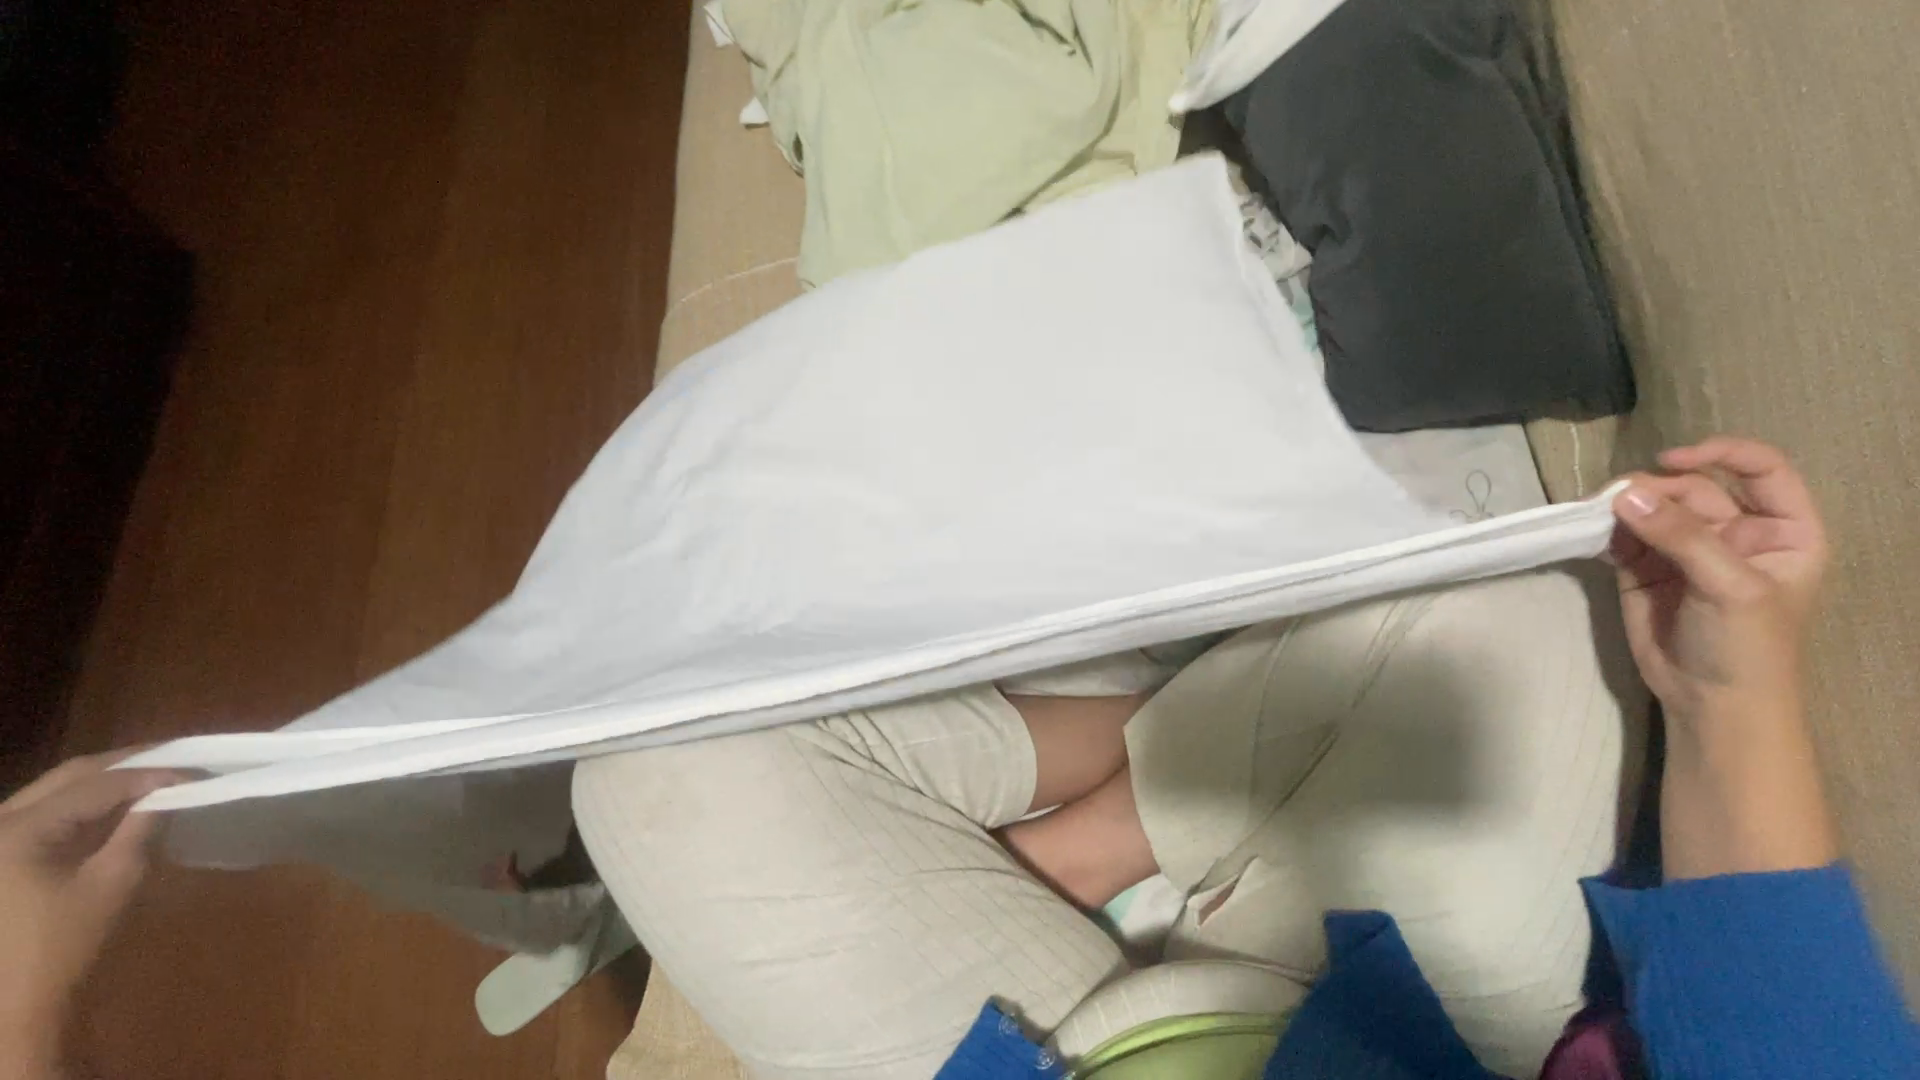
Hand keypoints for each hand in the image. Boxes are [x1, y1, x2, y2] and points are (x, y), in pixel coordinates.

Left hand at [0, 754, 181, 1071]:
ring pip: (56, 788)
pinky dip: (88, 800)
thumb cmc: (60, 943)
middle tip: (183, 757)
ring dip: (109, 777)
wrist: (7, 1000)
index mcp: (18, 831)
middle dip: (129, 761)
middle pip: (71, 774)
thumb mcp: (113, 881)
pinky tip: (123, 801)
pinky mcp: (0, 852)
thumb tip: (174, 790)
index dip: (153, 773)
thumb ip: (141, 828)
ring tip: (159, 773)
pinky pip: (46, 810)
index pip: (99, 784)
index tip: (200, 773)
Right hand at [1611, 437, 1838, 878]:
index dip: (1721, 454)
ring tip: (1592, 515)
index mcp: (1781, 531)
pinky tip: (1587, 532)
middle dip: (1653, 490)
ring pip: (1650, 509)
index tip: (1671, 459)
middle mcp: (1733, 533)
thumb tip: (1624, 494)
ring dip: (1621, 507)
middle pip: (1691, 488)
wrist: (1710, 701)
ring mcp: (1683, 551)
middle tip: (1613, 502)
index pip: (1760, 471)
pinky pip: (1620, 536)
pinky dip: (1602, 530)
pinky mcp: (1642, 570)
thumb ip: (1680, 537)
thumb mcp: (1729, 587)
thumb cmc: (1747, 646)